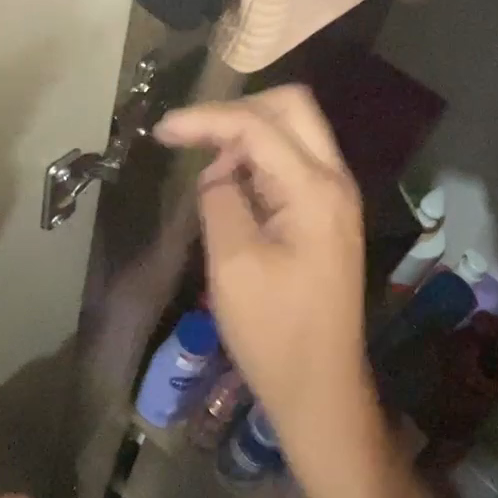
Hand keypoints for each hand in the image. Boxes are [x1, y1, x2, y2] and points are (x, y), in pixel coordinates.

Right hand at [153, 85, 372, 442]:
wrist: (321, 390)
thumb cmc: (274, 333)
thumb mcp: (233, 263)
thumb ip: (220, 199)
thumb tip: (214, 170)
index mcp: (315, 190)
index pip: (257, 125)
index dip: (206, 119)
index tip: (161, 131)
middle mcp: (334, 180)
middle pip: (291, 107)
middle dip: (237, 109)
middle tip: (192, 134)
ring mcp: (335, 197)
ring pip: (294, 130)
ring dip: (248, 134)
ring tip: (204, 162)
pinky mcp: (327, 214)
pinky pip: (293, 162)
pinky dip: (259, 159)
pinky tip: (228, 183)